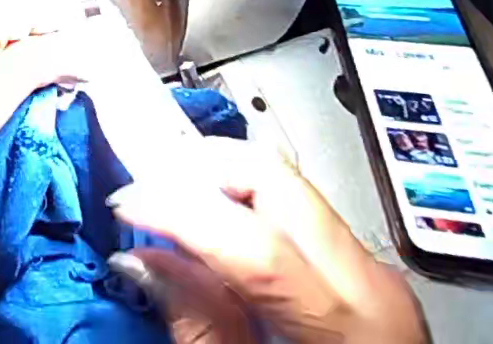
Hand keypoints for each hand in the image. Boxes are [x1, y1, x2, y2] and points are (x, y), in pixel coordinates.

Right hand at [108, 139, 428, 343]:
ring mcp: (367, 266)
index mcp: (355, 330)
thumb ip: (201, 330)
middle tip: (139, 181)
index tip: (123, 203)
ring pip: (275, 177)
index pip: (258, 248)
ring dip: (209, 175)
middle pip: (269, 176)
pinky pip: (285, 201)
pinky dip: (233, 195)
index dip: (182, 214)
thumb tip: (142, 261)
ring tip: (161, 195)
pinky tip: (202, 215)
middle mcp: (369, 282)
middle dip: (194, 166)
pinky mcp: (356, 264)